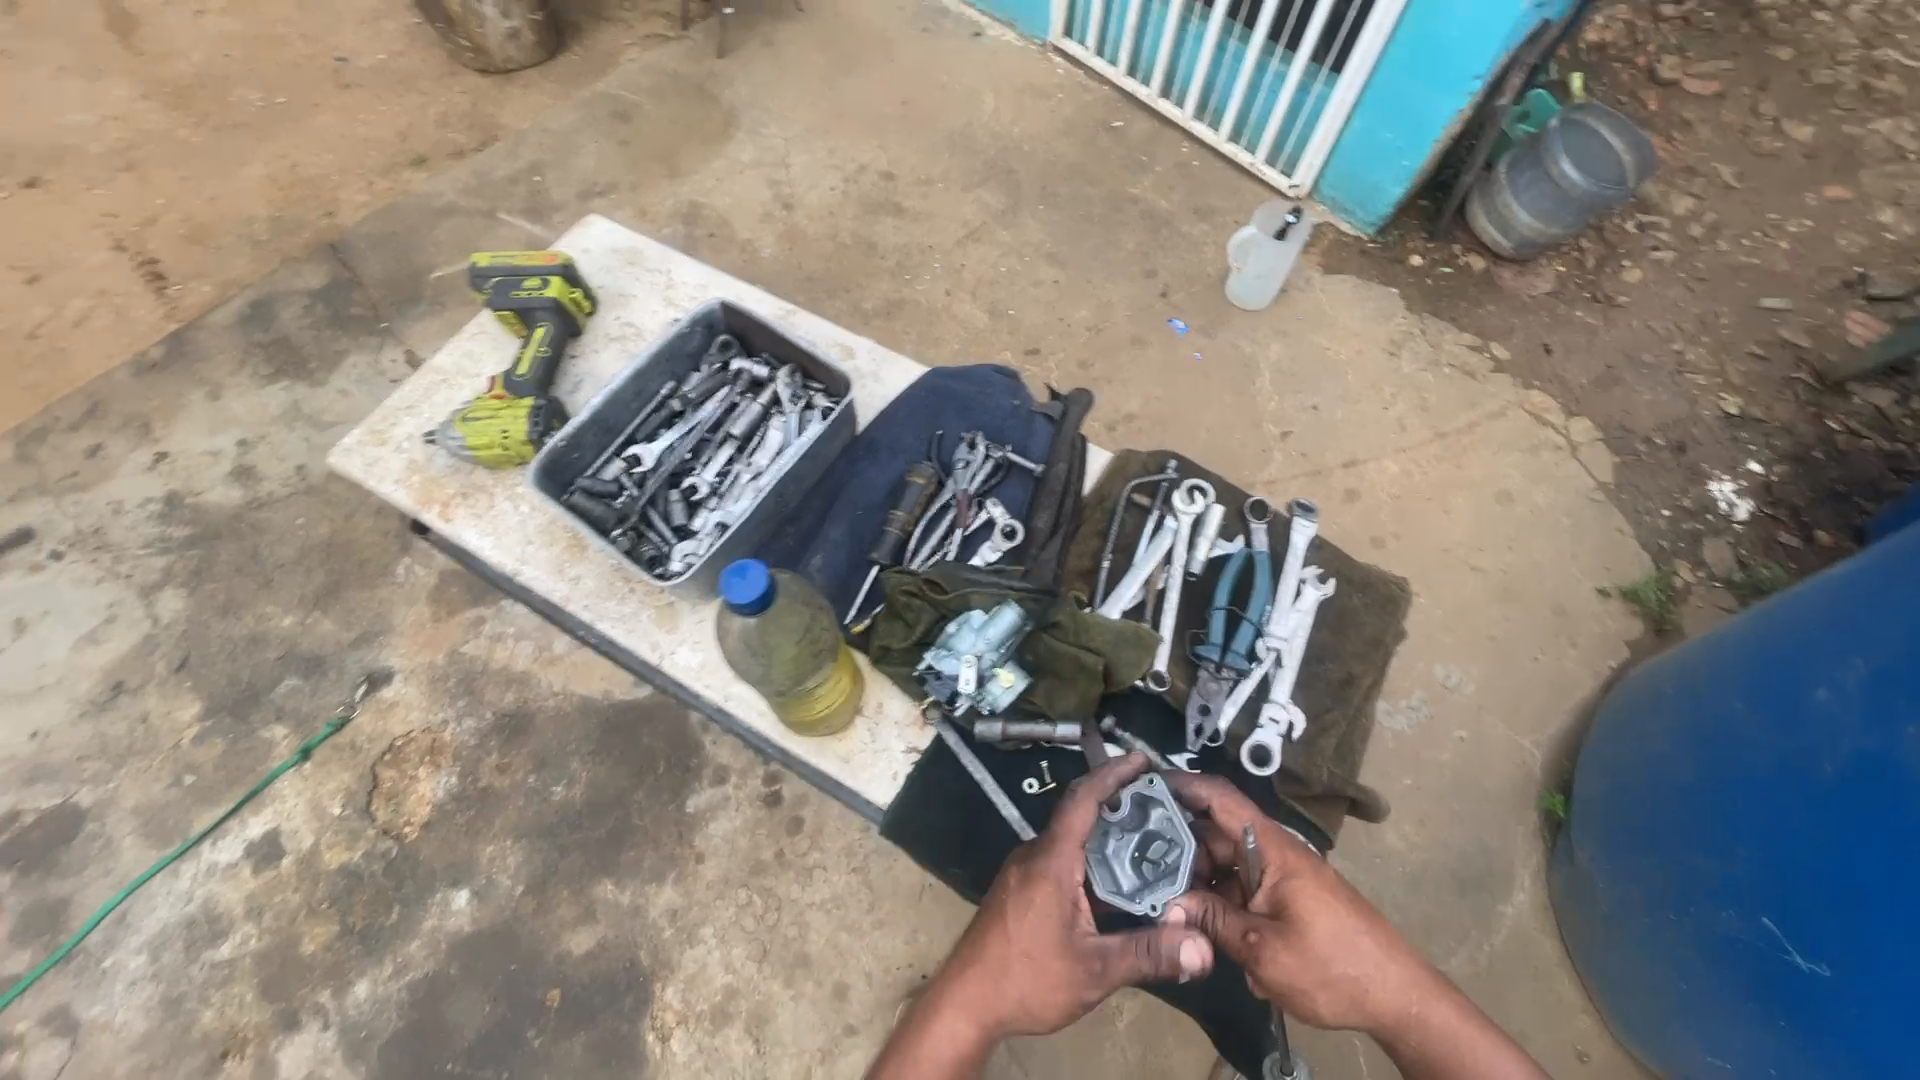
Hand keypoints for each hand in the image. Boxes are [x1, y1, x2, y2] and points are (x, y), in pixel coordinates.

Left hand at [932, 753, 1215, 1039]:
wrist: (966, 1001)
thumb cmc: (1026, 979)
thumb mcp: (1094, 970)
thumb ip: (1148, 953)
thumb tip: (1202, 947)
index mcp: (1052, 859)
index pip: (1083, 799)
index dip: (1112, 774)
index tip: (1140, 760)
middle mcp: (1036, 854)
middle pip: (1080, 816)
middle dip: (1119, 807)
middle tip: (1162, 809)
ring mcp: (1025, 871)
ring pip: (1072, 842)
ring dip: (1107, 839)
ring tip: (1151, 846)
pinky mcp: (1022, 890)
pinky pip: (1062, 861)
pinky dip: (1091, 862)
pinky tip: (1118, 886)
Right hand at [1164, 772, 1445, 1034]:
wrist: (1399, 998)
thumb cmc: (1334, 967)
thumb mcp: (1264, 950)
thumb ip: (1212, 922)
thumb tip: (1166, 906)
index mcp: (1270, 848)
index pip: (1219, 796)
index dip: (1180, 784)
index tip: (1140, 785)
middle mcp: (1271, 852)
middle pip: (1213, 831)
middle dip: (1174, 842)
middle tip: (1131, 856)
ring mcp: (1277, 875)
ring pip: (1222, 862)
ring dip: (1194, 877)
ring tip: (1153, 891)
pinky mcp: (1283, 898)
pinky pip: (1238, 885)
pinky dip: (1215, 897)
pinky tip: (1193, 920)